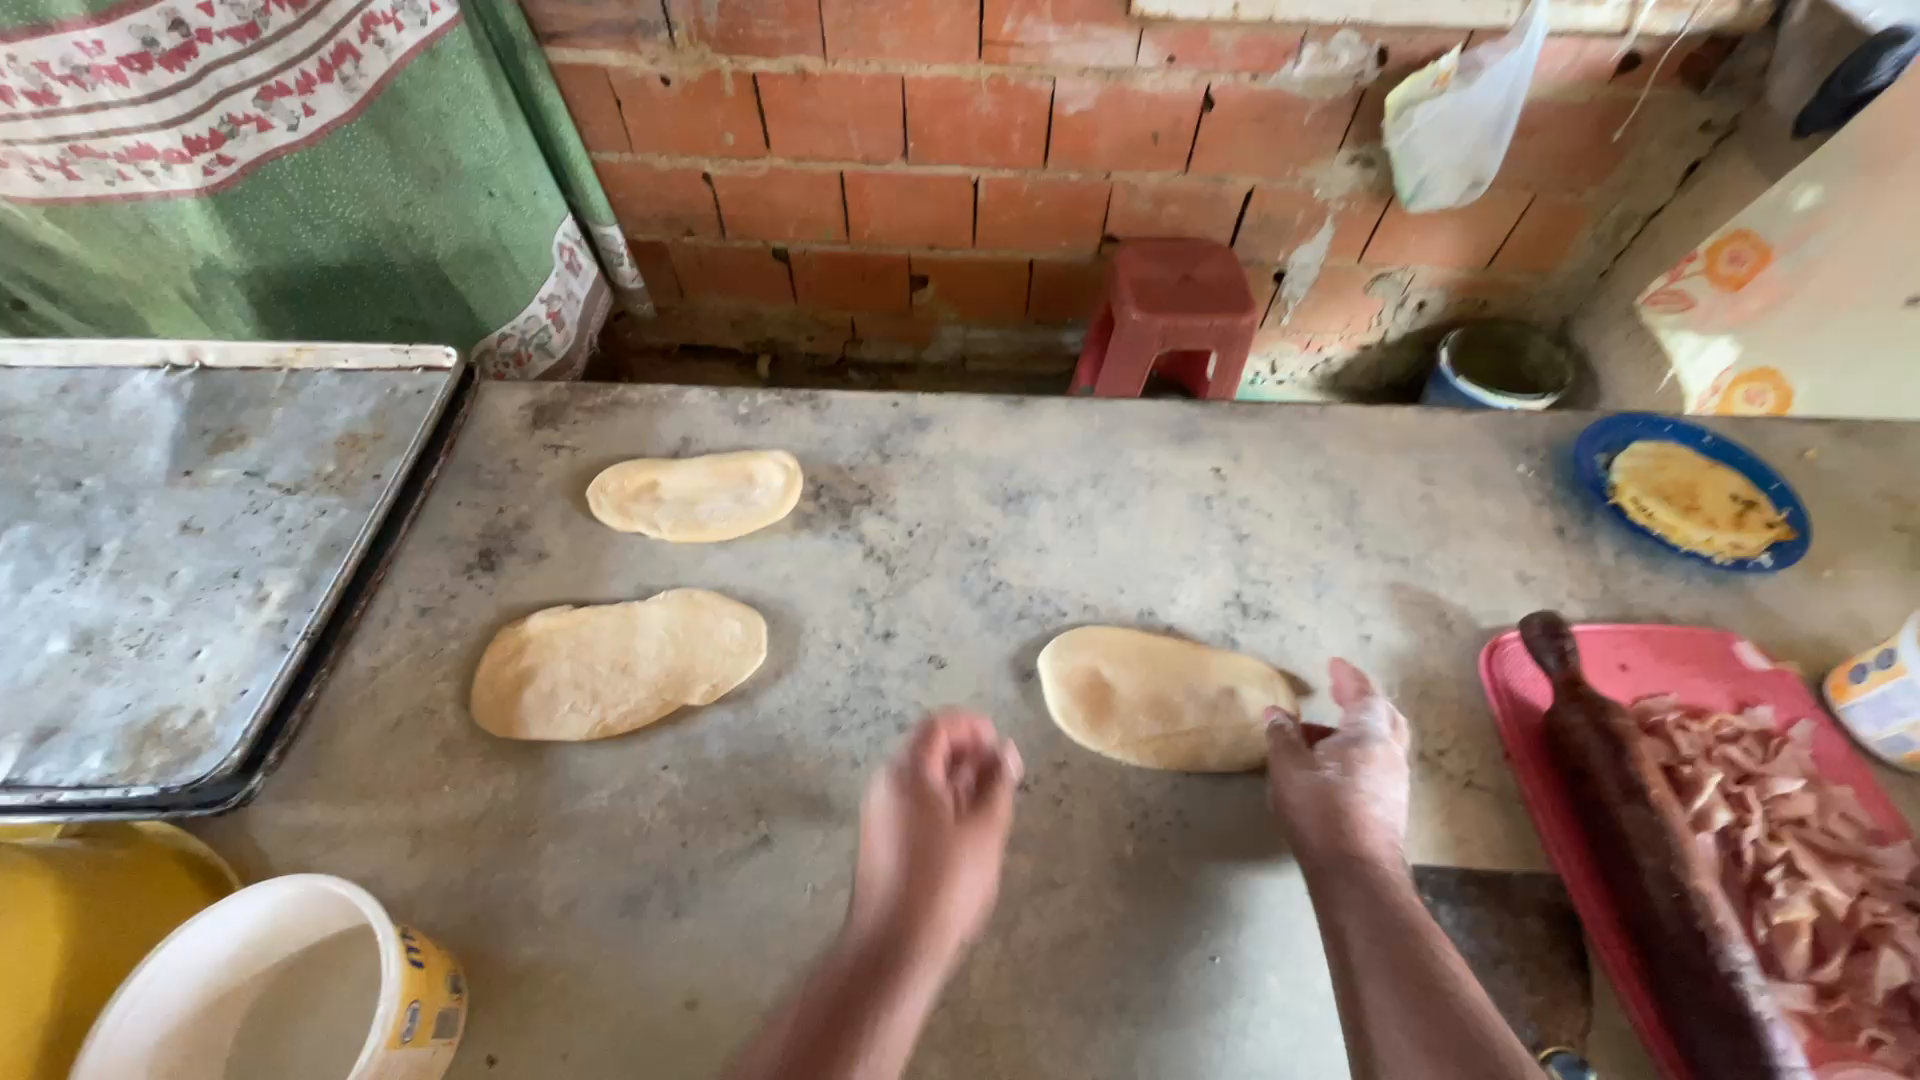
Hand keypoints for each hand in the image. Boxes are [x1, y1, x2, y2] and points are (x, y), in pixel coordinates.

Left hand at [847, 709, 1021, 964]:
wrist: (894, 948)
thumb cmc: (945, 883)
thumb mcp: (984, 830)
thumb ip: (998, 784)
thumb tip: (1006, 751)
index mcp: (906, 773)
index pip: (938, 726)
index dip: (972, 726)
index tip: (1001, 742)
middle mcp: (887, 784)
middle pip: (928, 750)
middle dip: (968, 754)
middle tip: (1004, 773)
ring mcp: (881, 812)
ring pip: (923, 778)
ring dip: (958, 779)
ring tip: (994, 800)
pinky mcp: (883, 838)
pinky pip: (915, 802)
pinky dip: (944, 801)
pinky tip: (970, 825)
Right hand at [1266, 658, 1411, 868]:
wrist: (1356, 872)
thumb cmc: (1320, 810)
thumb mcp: (1288, 767)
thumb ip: (1283, 735)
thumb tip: (1277, 713)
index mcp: (1368, 736)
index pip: (1364, 695)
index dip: (1349, 677)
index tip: (1335, 664)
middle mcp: (1389, 754)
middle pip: (1385, 716)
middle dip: (1363, 701)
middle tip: (1339, 692)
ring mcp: (1395, 782)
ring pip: (1382, 743)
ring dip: (1357, 730)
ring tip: (1322, 733)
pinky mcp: (1391, 805)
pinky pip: (1377, 764)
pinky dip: (1358, 753)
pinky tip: (1333, 766)